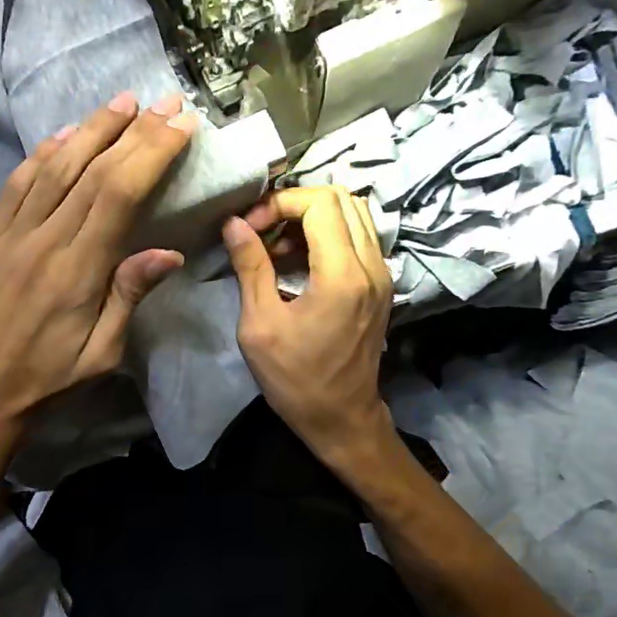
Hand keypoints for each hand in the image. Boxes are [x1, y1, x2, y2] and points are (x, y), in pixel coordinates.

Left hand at [0, 92, 196, 443]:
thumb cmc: (50, 378)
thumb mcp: (102, 352)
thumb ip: (129, 296)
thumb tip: (169, 251)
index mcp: (76, 270)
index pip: (119, 194)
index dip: (151, 153)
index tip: (181, 126)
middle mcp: (42, 240)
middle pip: (91, 170)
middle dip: (133, 131)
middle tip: (165, 101)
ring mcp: (11, 233)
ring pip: (54, 166)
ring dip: (91, 128)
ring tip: (123, 101)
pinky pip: (18, 182)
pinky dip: (44, 153)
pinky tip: (66, 134)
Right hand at [222, 185, 394, 461]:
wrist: (342, 418)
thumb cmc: (295, 379)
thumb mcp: (260, 325)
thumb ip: (251, 267)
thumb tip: (234, 223)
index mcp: (343, 275)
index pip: (319, 204)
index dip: (279, 203)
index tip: (250, 227)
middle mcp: (372, 266)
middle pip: (341, 198)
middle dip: (295, 204)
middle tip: (262, 229)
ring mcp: (382, 274)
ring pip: (354, 213)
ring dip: (313, 217)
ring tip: (278, 243)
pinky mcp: (381, 284)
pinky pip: (359, 236)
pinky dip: (328, 233)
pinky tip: (299, 258)